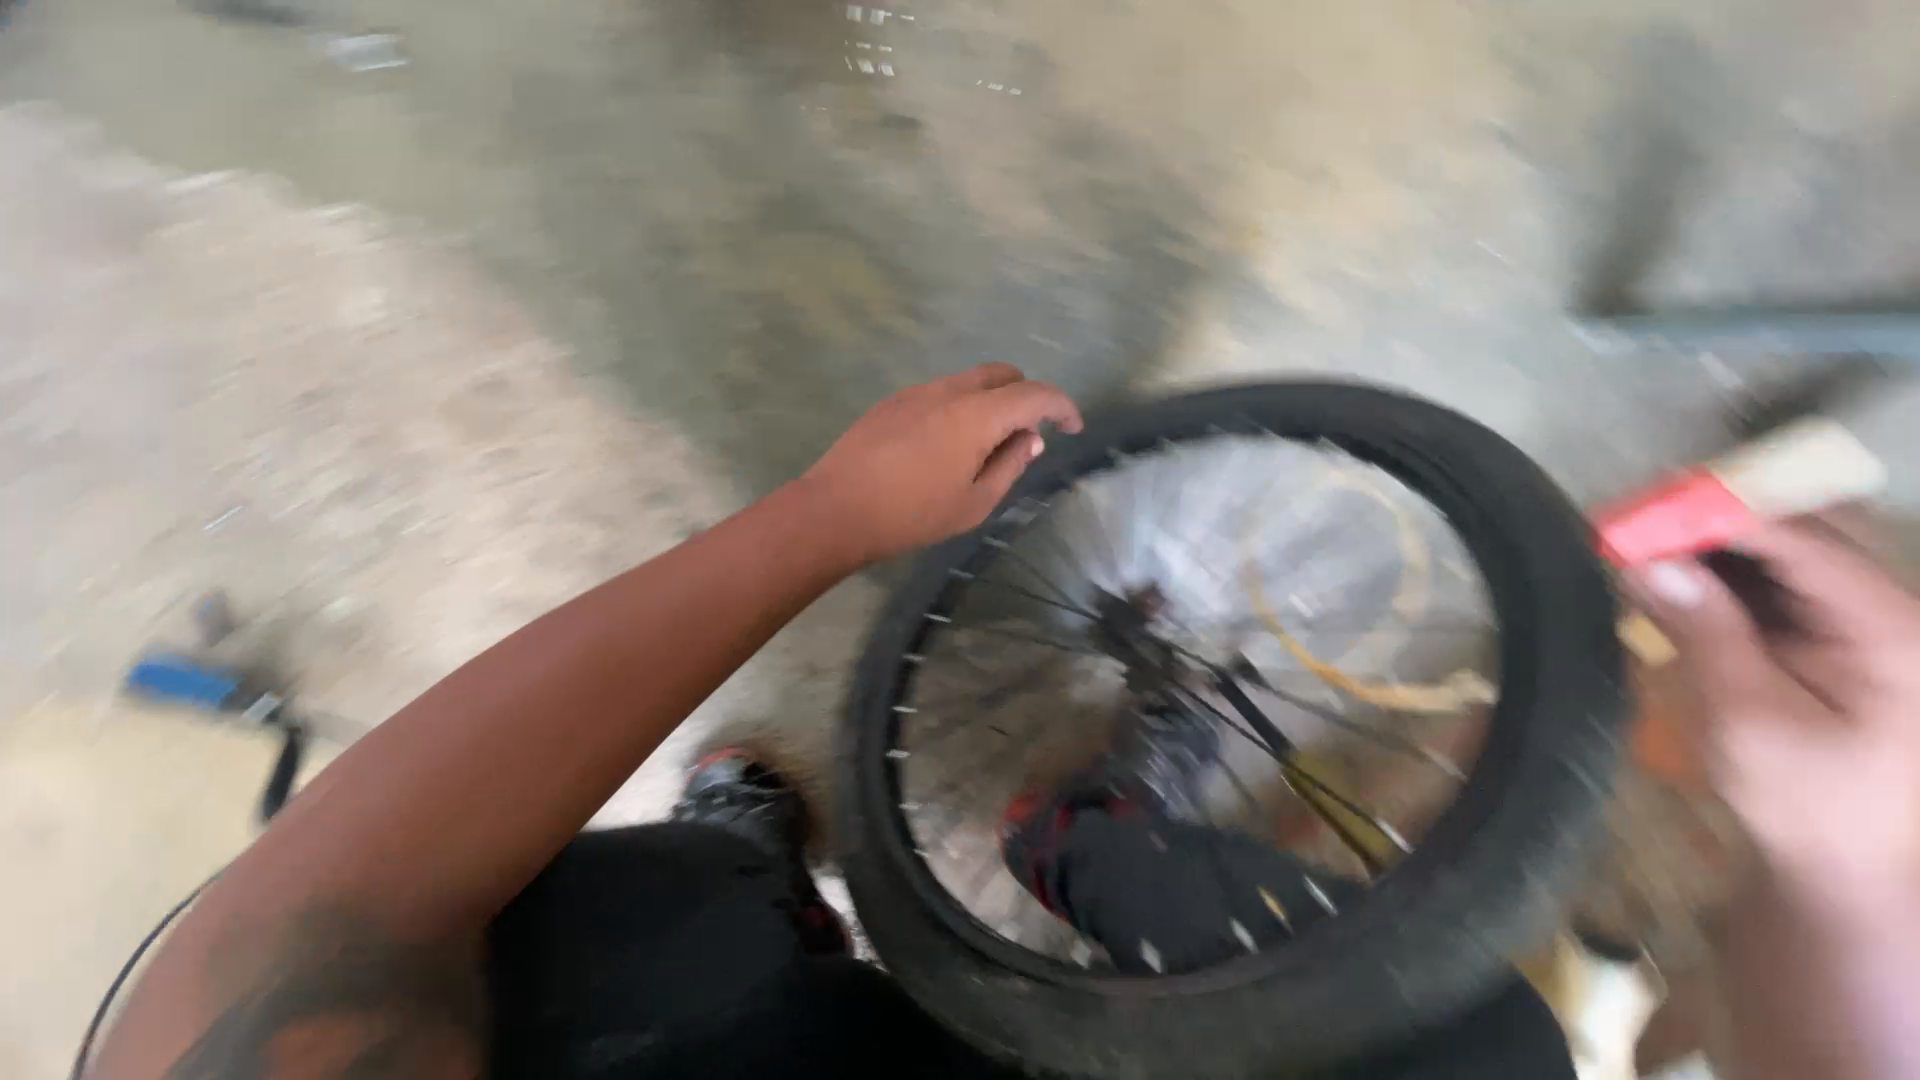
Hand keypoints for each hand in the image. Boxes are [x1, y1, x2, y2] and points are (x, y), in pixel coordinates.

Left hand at [801, 364, 1082, 565]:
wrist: (835, 510)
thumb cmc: (912, 515)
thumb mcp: (974, 502)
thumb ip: (1010, 465)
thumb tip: (1030, 439)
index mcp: (977, 414)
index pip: (1035, 394)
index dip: (1062, 407)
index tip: (1072, 427)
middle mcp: (949, 391)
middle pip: (1002, 374)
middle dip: (1026, 396)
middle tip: (1028, 434)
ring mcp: (916, 392)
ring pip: (969, 382)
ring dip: (990, 402)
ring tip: (983, 447)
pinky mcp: (892, 402)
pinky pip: (940, 393)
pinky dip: (960, 408)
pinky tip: (943, 447)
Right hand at [1634, 519, 1919, 916]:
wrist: (1844, 861)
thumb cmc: (1804, 797)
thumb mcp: (1746, 715)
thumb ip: (1704, 631)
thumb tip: (1647, 562)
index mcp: (1891, 632)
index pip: (1804, 542)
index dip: (1720, 514)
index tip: (1639, 508)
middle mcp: (1888, 612)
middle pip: (1803, 530)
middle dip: (1713, 515)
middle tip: (1631, 518)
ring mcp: (1862, 622)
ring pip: (1785, 550)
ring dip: (1709, 541)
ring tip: (1636, 541)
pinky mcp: (1832, 635)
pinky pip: (1774, 581)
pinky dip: (1718, 571)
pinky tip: (1668, 575)